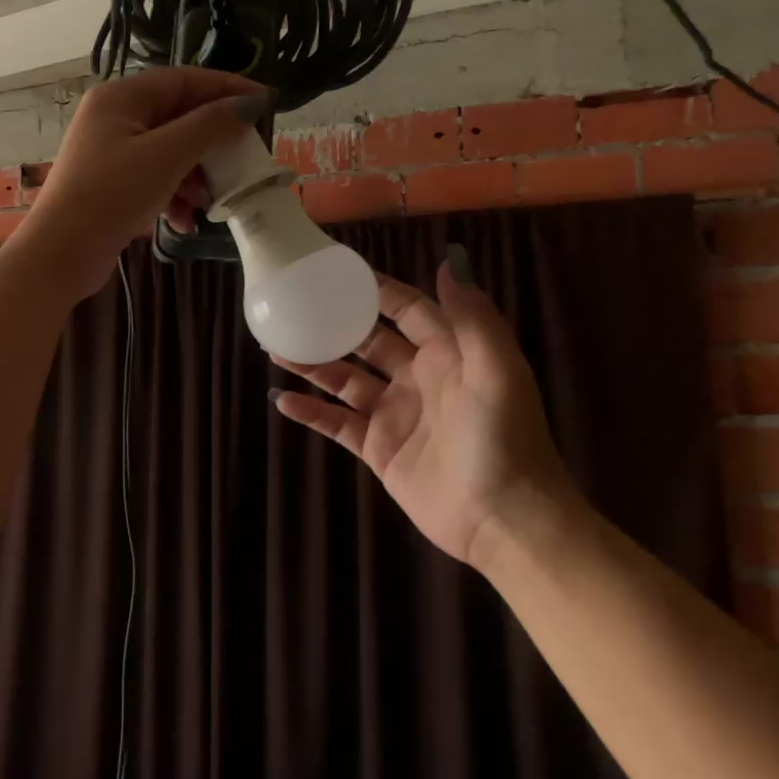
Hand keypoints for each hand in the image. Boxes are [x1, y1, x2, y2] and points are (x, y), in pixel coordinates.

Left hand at [14, 67, 266, 301]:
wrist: (60, 253)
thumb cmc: (111, 195)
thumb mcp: (166, 155)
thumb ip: (210, 126)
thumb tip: (248, 104)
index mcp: (121, 97)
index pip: (184, 79)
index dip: (226, 88)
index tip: (265, 102)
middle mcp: (113, 118)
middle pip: (178, 117)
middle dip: (212, 141)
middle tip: (245, 157)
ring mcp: (111, 154)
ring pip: (169, 153)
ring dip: (196, 176)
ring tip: (212, 200)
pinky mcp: (112, 187)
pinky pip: (155, 181)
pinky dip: (174, 198)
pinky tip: (186, 222)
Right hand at [269, 249, 578, 566]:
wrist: (503, 518)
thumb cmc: (505, 438)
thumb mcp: (498, 370)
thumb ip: (472, 317)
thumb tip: (446, 261)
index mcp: (449, 355)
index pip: (409, 310)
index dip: (378, 291)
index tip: (340, 273)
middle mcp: (418, 379)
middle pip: (367, 343)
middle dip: (334, 325)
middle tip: (293, 309)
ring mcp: (395, 415)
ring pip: (345, 381)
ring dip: (312, 365)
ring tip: (274, 349)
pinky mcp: (379, 450)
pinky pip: (337, 424)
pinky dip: (310, 411)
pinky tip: (280, 399)